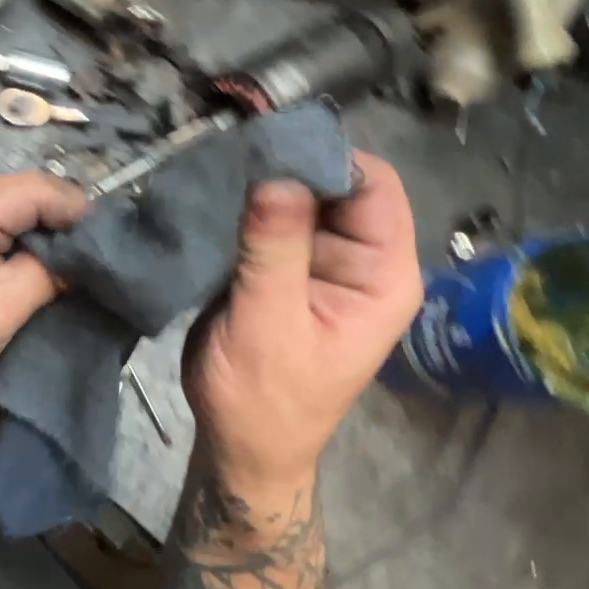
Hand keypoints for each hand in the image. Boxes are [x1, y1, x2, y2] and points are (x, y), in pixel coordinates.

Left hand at [0, 172, 87, 403]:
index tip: (104, 242)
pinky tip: (25, 255)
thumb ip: (51, 270)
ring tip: (60, 260)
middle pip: (20, 190)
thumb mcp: (1, 310)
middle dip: (56, 221)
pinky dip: (11, 230)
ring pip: (8, 198)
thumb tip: (89, 249)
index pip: (33, 190)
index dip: (74, 212)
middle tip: (86, 257)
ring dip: (35, 226)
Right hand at [184, 152, 421, 490]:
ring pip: (292, 202)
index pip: (371, 188)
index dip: (325, 158)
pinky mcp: (277, 272)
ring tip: (209, 174)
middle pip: (330, 187)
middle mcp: (358, 260)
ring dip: (254, 189)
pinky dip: (237, 213)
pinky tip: (205, 202)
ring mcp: (316, 265)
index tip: (266, 142)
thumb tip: (276, 175)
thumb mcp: (268, 325)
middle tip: (227, 154)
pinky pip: (262, 226)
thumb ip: (274, 252)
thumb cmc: (263, 398)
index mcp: (382, 274)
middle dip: (283, 169)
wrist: (238, 445)